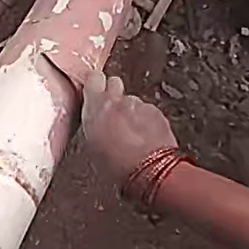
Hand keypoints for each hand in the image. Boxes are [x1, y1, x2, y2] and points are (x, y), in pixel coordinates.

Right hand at [80, 71, 177, 186]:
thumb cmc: (117, 164)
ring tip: (131, 132)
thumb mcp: (91, 143)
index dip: (96, 83)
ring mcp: (138, 105)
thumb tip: (95, 119)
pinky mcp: (156, 112)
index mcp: (96, 106)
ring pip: (132, 100)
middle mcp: (117, 100)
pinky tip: (144, 137)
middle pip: (115, 83)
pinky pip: (148, 111)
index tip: (95, 89)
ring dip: (131, 111)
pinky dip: (146, 120)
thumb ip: (93, 122)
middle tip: (113, 111)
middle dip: (114, 93)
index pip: (93, 78)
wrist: (149, 170)